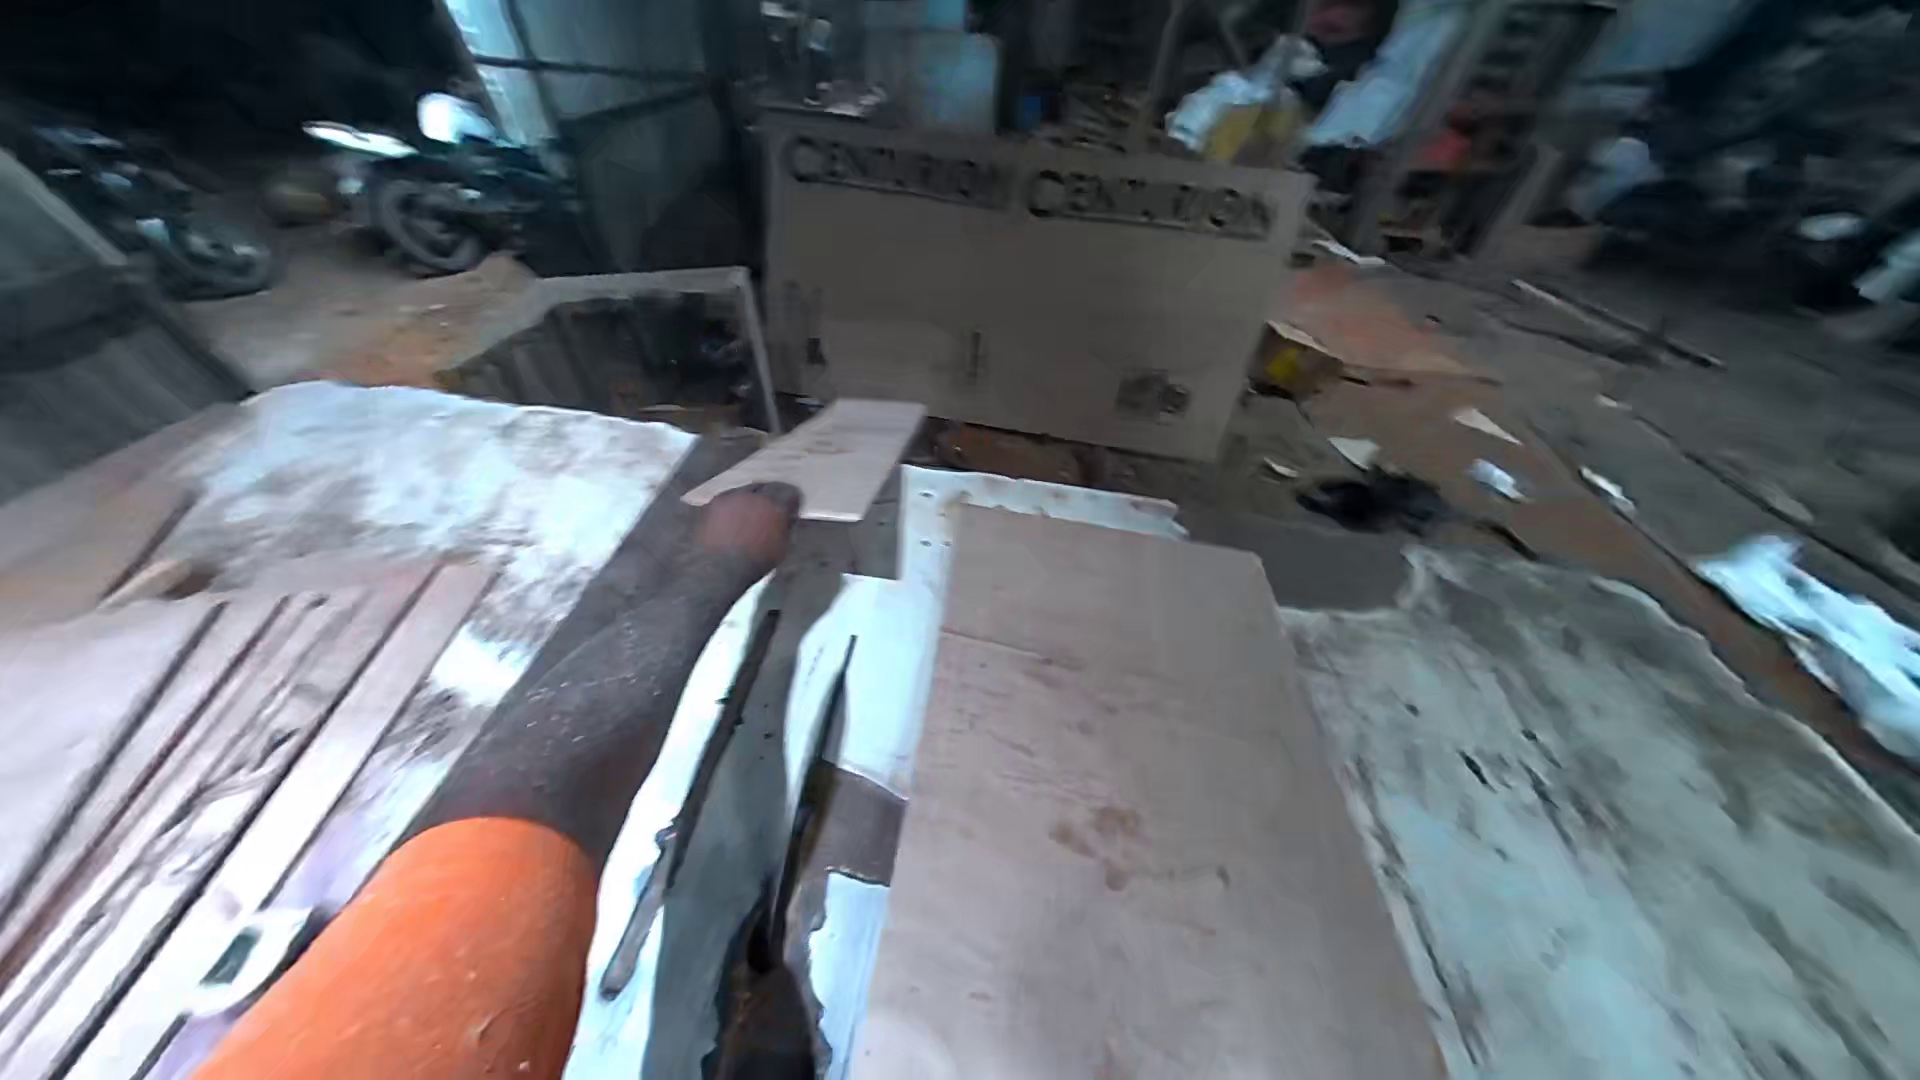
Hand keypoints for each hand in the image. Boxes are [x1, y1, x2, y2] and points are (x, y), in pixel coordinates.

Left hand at [691, 482, 801, 568]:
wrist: (719, 568)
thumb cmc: (756, 561)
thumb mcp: (782, 546)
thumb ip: (786, 526)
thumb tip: (787, 517)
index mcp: (776, 505)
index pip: (791, 492)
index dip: (793, 501)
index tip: (792, 509)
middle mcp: (755, 495)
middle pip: (768, 486)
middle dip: (773, 495)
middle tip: (772, 508)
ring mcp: (733, 496)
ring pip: (747, 490)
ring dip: (752, 498)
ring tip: (751, 512)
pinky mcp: (714, 502)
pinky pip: (729, 497)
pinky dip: (734, 504)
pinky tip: (733, 517)